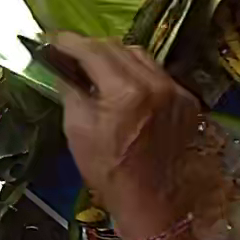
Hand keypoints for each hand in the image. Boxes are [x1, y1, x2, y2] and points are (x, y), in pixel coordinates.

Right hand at [54, 33, 200, 239]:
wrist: (149, 199)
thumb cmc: (105, 168)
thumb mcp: (76, 128)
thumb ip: (71, 91)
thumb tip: (63, 68)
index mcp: (125, 91)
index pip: (94, 51)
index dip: (70, 42)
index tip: (52, 40)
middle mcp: (156, 83)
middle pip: (118, 47)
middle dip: (90, 47)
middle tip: (69, 53)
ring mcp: (175, 91)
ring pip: (140, 56)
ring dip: (114, 56)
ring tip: (94, 66)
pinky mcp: (186, 101)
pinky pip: (156, 73)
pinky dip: (135, 72)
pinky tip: (121, 85)